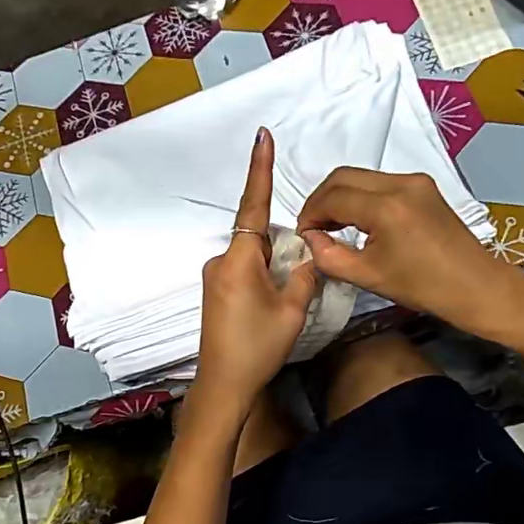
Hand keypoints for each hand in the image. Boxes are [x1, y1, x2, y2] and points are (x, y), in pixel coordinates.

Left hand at [193, 129, 317, 415]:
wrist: (223, 385)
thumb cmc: (257, 349)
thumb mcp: (292, 311)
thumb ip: (305, 275)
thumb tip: (309, 254)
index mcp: (239, 260)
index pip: (253, 206)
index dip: (260, 170)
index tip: (261, 137)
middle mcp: (221, 261)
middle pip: (258, 237)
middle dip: (282, 250)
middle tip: (291, 289)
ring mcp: (214, 277)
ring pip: (253, 257)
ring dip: (273, 268)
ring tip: (278, 307)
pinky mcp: (215, 291)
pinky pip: (244, 270)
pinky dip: (262, 278)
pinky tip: (268, 307)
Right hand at [298, 167, 523, 337]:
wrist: (475, 286)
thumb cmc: (422, 287)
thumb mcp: (367, 276)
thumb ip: (328, 256)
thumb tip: (310, 238)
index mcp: (386, 208)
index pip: (332, 198)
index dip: (310, 215)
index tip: (304, 235)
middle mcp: (401, 184)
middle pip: (343, 177)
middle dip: (321, 200)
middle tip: (313, 227)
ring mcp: (415, 181)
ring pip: (360, 177)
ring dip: (340, 196)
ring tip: (332, 226)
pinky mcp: (423, 186)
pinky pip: (379, 182)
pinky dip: (360, 196)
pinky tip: (357, 220)